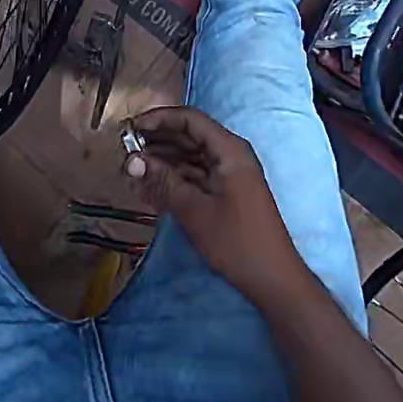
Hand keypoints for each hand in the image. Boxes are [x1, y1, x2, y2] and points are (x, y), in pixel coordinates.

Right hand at [124, 106, 311, 300]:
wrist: (275, 283)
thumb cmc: (237, 243)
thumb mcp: (193, 209)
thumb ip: (161, 179)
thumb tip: (131, 159)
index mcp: (229, 150)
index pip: (189, 119)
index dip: (158, 118)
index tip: (131, 128)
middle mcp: (230, 154)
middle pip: (188, 134)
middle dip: (156, 139)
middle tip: (127, 148)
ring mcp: (229, 172)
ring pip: (189, 153)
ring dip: (162, 158)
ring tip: (134, 167)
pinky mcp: (226, 189)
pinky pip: (195, 171)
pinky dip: (174, 174)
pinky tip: (152, 183)